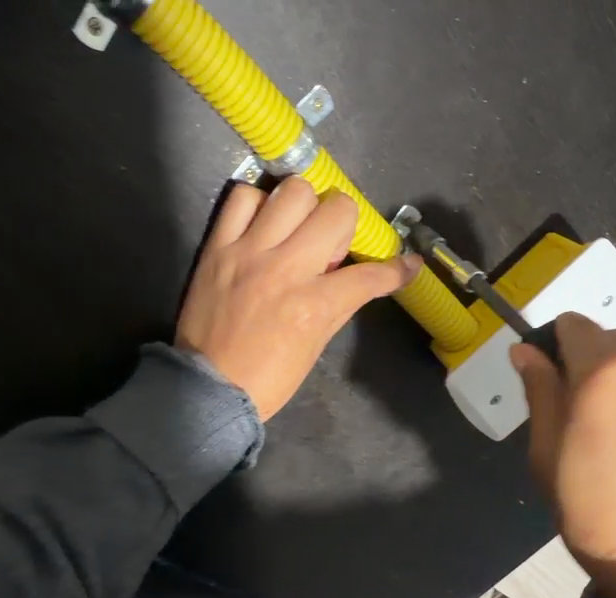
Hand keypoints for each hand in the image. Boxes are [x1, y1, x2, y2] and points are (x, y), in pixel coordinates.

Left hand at [176, 176, 418, 419]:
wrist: (209, 389)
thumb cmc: (267, 378)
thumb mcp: (315, 347)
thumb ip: (340, 306)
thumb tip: (365, 277)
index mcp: (313, 304)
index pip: (369, 274)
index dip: (396, 270)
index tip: (406, 265)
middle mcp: (285, 268)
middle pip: (336, 209)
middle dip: (344, 226)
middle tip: (330, 247)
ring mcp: (249, 252)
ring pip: (293, 191)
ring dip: (304, 207)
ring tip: (295, 231)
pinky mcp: (218, 247)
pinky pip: (243, 197)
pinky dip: (258, 205)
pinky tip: (261, 227)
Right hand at [511, 314, 615, 597]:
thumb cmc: (594, 510)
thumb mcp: (546, 454)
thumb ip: (540, 392)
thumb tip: (526, 350)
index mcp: (603, 368)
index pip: (572, 325)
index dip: (556, 347)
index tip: (553, 379)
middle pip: (612, 338)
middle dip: (595, 364)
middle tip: (589, 416)